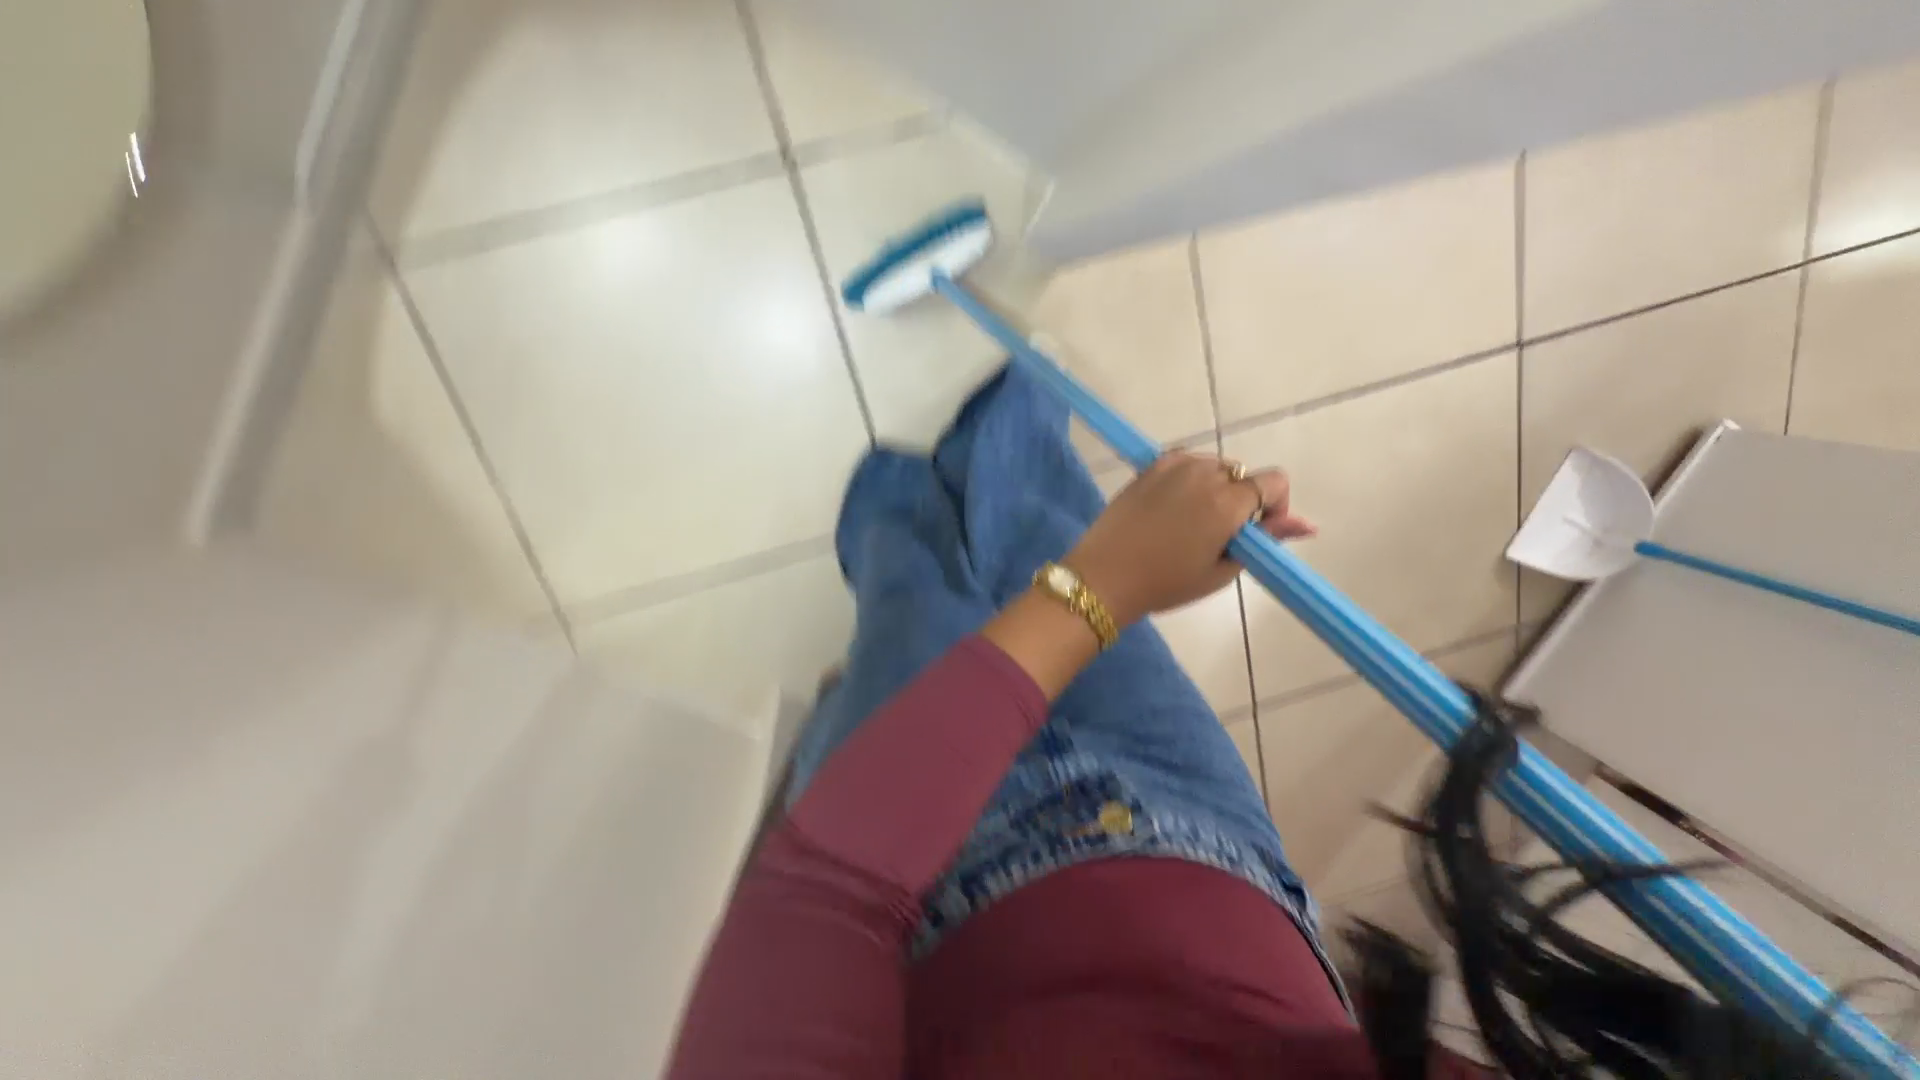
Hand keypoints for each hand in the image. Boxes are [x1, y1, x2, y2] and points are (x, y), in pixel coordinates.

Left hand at [1063, 452, 1315, 627]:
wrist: (1104, 577)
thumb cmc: (1166, 583)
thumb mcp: (1222, 569)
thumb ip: (1265, 540)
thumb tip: (1308, 526)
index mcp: (1226, 500)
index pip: (1275, 480)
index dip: (1274, 507)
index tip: (1254, 533)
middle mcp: (1203, 472)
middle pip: (1242, 474)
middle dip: (1241, 499)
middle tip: (1216, 536)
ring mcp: (1173, 464)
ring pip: (1214, 467)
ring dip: (1214, 488)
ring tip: (1190, 524)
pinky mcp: (1150, 465)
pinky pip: (1186, 463)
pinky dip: (1189, 480)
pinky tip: (1172, 509)